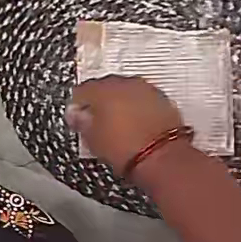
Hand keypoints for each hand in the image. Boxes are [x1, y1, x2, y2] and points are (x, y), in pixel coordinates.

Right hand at [67, 76, 188, 173]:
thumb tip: (77, 115)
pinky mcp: (163, 99)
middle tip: (97, 122)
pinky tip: (136, 125)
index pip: (82, 90)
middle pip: (106, 87)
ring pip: (126, 92)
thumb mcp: (93, 140)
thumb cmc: (126, 149)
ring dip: (121, 104)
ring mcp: (146, 89)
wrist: (162, 158)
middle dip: (100, 102)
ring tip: (118, 125)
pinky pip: (144, 99)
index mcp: (102, 89)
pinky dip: (138, 109)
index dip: (77, 105)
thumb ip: (81, 122)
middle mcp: (125, 83)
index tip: (77, 118)